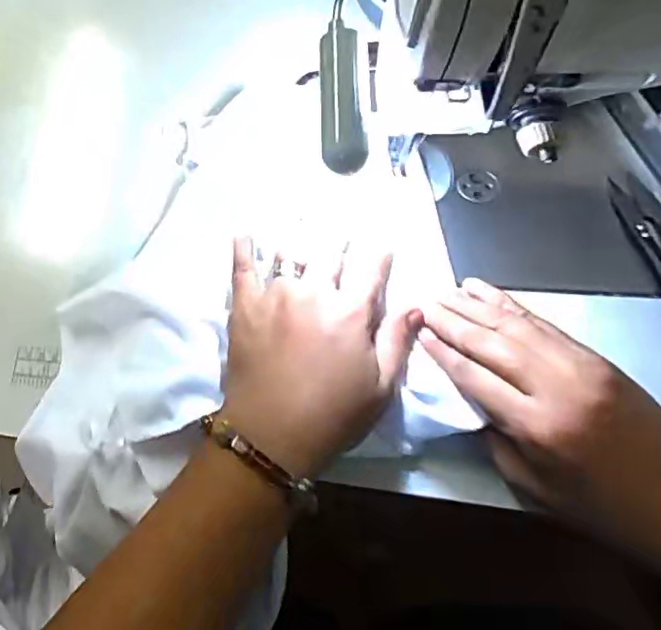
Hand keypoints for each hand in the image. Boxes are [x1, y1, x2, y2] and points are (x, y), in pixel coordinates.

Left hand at [219, 236, 418, 478]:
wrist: (270, 438)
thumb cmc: (333, 416)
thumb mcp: (380, 388)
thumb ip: (397, 342)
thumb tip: (416, 307)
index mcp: (351, 312)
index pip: (370, 271)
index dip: (379, 256)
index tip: (382, 246)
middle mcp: (315, 292)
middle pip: (329, 252)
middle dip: (338, 239)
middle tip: (339, 230)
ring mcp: (277, 295)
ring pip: (289, 253)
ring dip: (298, 237)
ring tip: (301, 222)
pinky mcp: (246, 305)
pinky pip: (244, 268)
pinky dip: (244, 249)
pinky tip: (244, 235)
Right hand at [420, 280, 660, 587]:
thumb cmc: (609, 511)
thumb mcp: (541, 493)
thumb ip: (500, 444)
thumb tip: (473, 404)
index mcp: (540, 427)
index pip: (477, 378)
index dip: (445, 353)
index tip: (420, 332)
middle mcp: (557, 386)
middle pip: (493, 343)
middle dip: (455, 321)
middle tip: (425, 302)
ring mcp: (580, 365)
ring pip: (517, 324)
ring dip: (479, 305)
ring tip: (449, 290)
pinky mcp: (596, 357)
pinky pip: (545, 324)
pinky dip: (514, 306)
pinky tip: (491, 295)